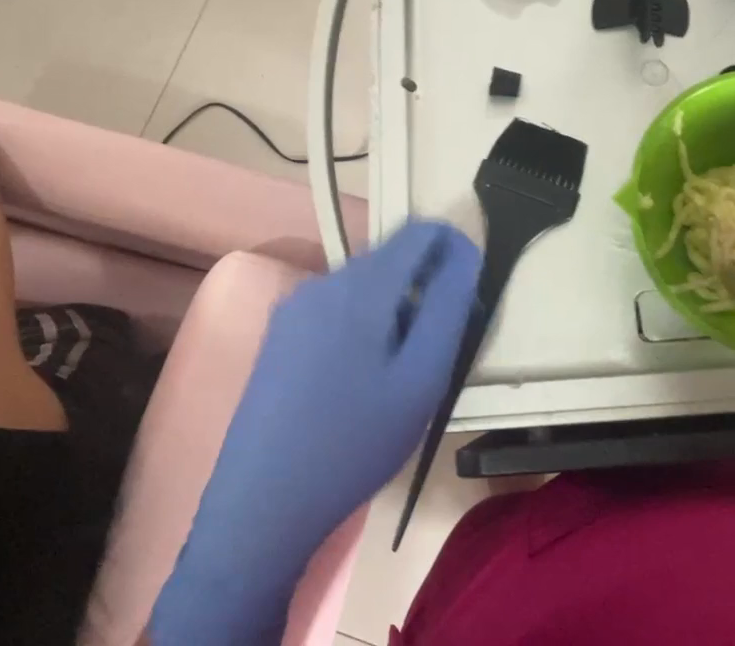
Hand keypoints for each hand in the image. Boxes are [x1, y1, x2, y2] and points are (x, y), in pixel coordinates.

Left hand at [150, 219, 480, 643]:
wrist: (262, 502)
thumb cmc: (355, 442)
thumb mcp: (422, 378)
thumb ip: (448, 307)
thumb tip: (465, 255)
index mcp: (360, 285)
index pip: (419, 231)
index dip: (455, 247)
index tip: (472, 291)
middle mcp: (322, 282)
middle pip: (390, 259)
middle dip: (424, 288)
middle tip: (440, 349)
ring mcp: (293, 308)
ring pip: (363, 286)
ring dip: (395, 310)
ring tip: (401, 375)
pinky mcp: (278, 336)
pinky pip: (335, 309)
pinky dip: (364, 326)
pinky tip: (362, 382)